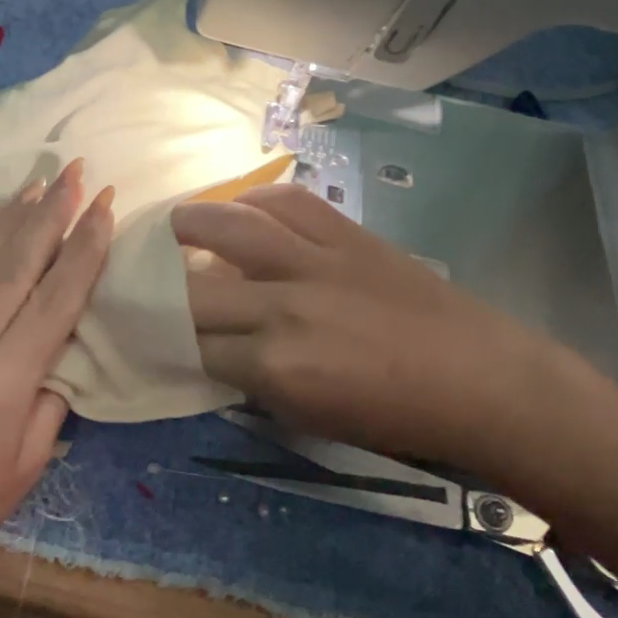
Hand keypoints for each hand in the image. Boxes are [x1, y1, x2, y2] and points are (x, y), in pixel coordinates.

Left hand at [0, 158, 115, 580]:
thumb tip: (60, 353)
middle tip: (74, 171)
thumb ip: (51, 402)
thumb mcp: (29, 463)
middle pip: (16, 267)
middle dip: (51, 215)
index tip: (104, 206)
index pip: (55, 299)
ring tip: (34, 184)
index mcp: (6, 380)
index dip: (84, 249)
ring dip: (6, 221)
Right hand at [174, 182, 582, 469]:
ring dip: (189, 221)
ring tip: (171, 224)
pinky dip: (254, 200)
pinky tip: (240, 208)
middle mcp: (283, 307)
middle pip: (194, 290)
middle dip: (158, 289)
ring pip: (231, 226)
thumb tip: (211, 351)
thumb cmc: (391, 416)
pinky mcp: (348, 235)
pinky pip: (288, 202)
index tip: (141, 333)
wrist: (479, 380)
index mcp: (274, 366)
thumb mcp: (305, 416)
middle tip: (138, 282)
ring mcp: (316, 263)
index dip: (160, 340)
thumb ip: (250, 381)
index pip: (191, 346)